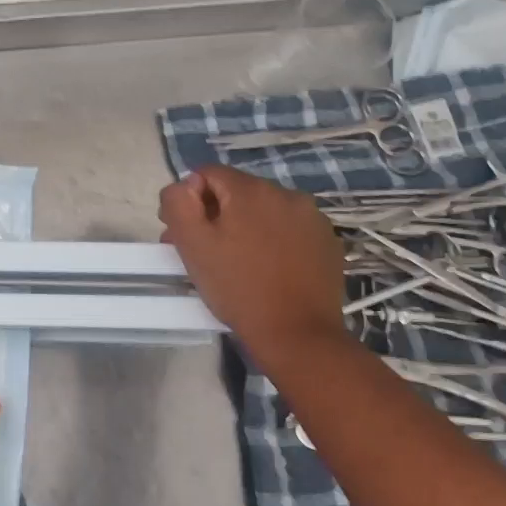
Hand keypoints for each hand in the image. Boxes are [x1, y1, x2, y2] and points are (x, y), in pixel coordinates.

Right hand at [158, 164, 345, 353]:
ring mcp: (313, 218)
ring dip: (243, 226)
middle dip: (214, 213)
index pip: (207, 174)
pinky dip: (271, 239)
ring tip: (234, 260)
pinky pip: (288, 228)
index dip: (187, 198)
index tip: (182, 232)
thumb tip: (185, 185)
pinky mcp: (328, 242)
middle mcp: (287, 195)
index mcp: (251, 191)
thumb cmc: (236, 285)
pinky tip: (265, 267)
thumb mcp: (191, 242)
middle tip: (202, 250)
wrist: (296, 331)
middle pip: (237, 191)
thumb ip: (178, 201)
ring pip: (263, 210)